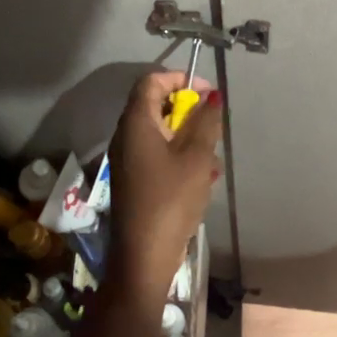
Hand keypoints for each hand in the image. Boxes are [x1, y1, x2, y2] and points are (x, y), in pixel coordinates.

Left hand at [108, 70, 223, 293]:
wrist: (143, 257)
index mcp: (136, 123)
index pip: (151, 81)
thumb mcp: (196, 158)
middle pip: (155, 106)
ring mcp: (127, 160)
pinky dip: (179, 158)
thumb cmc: (170, 200)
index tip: (207, 93)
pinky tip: (201, 180)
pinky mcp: (133, 180)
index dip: (179, 79)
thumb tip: (211, 96)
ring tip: (211, 160)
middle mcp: (125, 136)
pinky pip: (157, 155)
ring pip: (159, 133)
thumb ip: (205, 122)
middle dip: (188, 113)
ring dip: (187, 138)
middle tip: (212, 128)